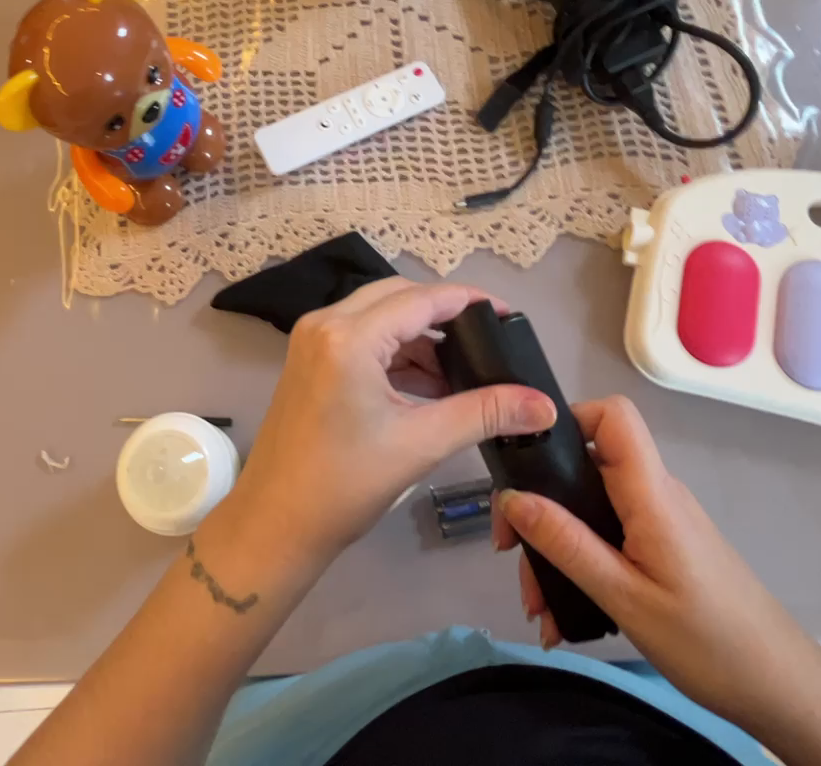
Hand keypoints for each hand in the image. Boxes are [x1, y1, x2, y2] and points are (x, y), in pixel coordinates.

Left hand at [220, 278, 557, 567]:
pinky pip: (361, 338)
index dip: (469, 301)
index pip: (421, 299)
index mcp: (348, 336)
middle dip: (445, 316)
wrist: (275, 523)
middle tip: (488, 343)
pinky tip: (428, 385)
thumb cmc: (344, 484)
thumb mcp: (419, 443)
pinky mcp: (309, 361)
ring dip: (420, 338)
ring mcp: (311, 341)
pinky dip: (395, 353)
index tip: (509, 314)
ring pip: (378, 317)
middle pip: (397, 297)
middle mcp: (325, 324)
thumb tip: (545, 405)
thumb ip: (484, 413)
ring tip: (463, 374)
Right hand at [493, 395, 820, 728]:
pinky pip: (606, 536)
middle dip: (538, 505)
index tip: (526, 458)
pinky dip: (577, 564)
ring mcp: (657, 521)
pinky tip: (562, 612)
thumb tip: (511, 496)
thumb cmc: (709, 642)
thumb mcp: (625, 597)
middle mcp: (654, 494)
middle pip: (583, 467)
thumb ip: (567, 543)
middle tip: (509, 551)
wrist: (782, 690)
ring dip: (553, 549)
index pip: (612, 416)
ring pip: (588, 509)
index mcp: (651, 493)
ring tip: (537, 606)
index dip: (567, 419)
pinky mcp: (660, 546)